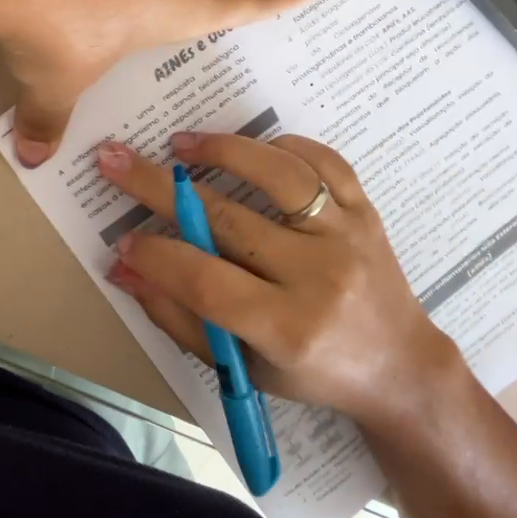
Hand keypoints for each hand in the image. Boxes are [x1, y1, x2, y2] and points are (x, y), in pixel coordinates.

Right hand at [93, 132, 457, 421]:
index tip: (121, 239)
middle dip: (160, 187)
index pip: (206, 281)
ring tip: (180, 144)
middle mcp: (321, 277)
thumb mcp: (242, 366)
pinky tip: (250, 148)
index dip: (157, 257)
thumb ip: (178, 317)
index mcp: (288, 328)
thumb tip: (124, 269)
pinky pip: (324, 162)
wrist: (400, 365)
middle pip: (228, 219)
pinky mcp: (367, 212)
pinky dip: (283, 147)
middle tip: (116, 160)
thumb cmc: (312, 373)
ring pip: (279, 175)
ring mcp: (348, 237)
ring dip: (223, 151)